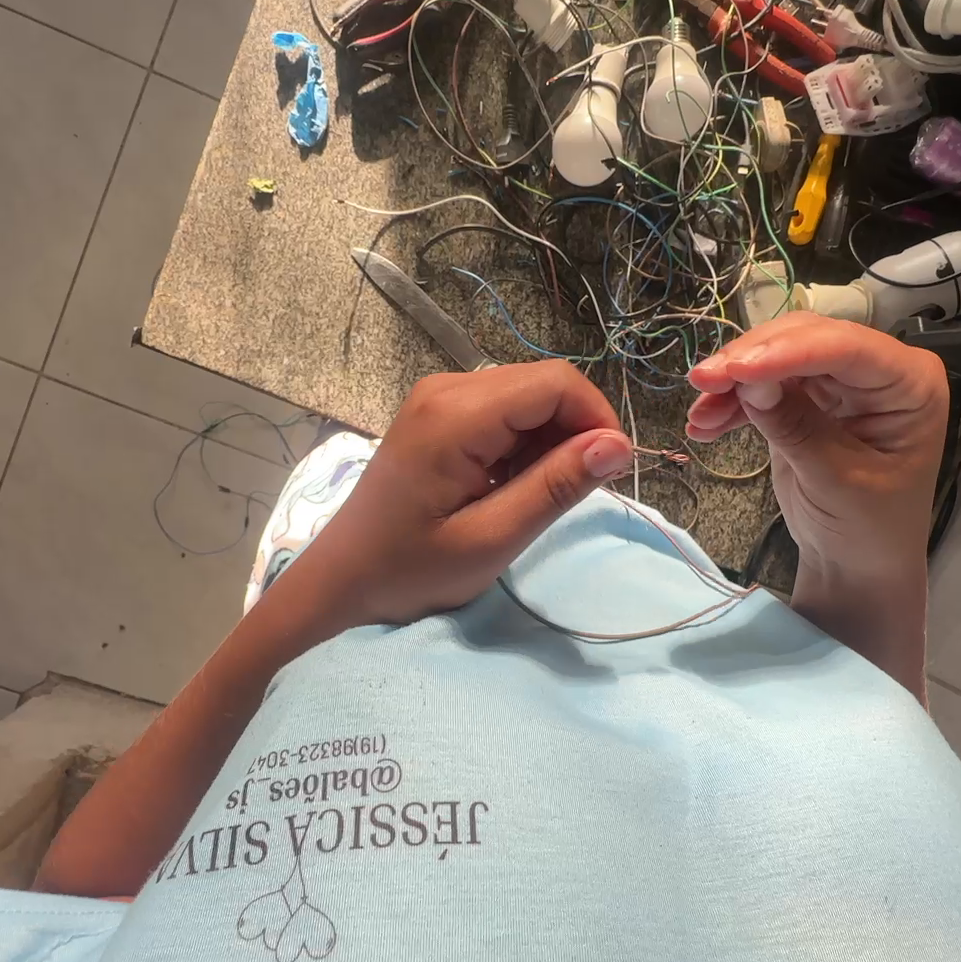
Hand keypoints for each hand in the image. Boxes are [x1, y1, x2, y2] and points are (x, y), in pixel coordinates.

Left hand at [288, 360, 633, 627]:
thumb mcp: (491, 539)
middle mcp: (447, 388)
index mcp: (456, 414)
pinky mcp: (437, 413)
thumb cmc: (409, 570)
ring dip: (549, 442)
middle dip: (574, 432)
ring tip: (530, 496)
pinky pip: (502, 411)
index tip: (610, 473)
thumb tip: (618, 445)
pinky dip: (523, 445)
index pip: (556, 382)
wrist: (341, 579)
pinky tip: (507, 486)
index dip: (597, 419)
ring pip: (527, 396)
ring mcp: (439, 397)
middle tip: (569, 493)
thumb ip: (556, 487)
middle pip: (543, 384)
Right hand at [683, 316, 947, 696]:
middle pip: (804, 340)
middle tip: (700, 382)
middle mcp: (876, 371)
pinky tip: (703, 426)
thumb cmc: (867, 527)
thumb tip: (749, 382)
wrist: (855, 562)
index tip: (733, 370)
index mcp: (908, 384)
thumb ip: (795, 427)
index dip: (786, 353)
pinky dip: (732, 402)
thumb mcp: (835, 480)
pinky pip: (763, 386)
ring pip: (776, 358)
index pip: (845, 349)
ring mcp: (839, 383)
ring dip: (732, 383)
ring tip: (698, 416)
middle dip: (750, 360)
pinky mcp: (807, 399)